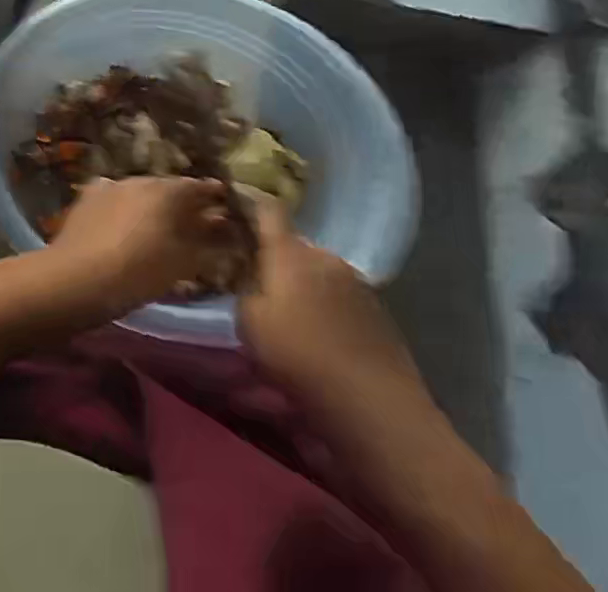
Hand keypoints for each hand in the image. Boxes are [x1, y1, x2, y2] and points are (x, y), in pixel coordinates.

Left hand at [47, 176, 236, 315]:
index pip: (197, 186)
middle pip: (165, 187)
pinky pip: (114, 198)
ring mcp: (107, 186)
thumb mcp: (183, 260)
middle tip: (192, 218)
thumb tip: (219, 222)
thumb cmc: (140, 271)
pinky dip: (124, 207)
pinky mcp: (85, 199)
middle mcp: (137, 180)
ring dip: (150, 203)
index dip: (212, 194)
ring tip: (158, 222)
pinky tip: (125, 221)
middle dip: (180, 200)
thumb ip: (205, 238)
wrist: (79, 277)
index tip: (223, 202)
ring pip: (138, 191)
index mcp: (166, 190)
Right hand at [235, 186, 425, 409]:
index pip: (268, 210)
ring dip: (299, 281)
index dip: (248, 202)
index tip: (230, 203)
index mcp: (291, 253)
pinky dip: (322, 303)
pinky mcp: (377, 312)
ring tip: (284, 309)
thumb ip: (245, 286)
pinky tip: (316, 331)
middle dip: (272, 255)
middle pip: (293, 244)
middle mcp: (326, 258)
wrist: (372, 404)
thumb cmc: (296, 355)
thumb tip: (251, 274)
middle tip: (252, 275)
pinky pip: (337, 294)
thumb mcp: (247, 319)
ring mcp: (357, 284)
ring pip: (316, 270)